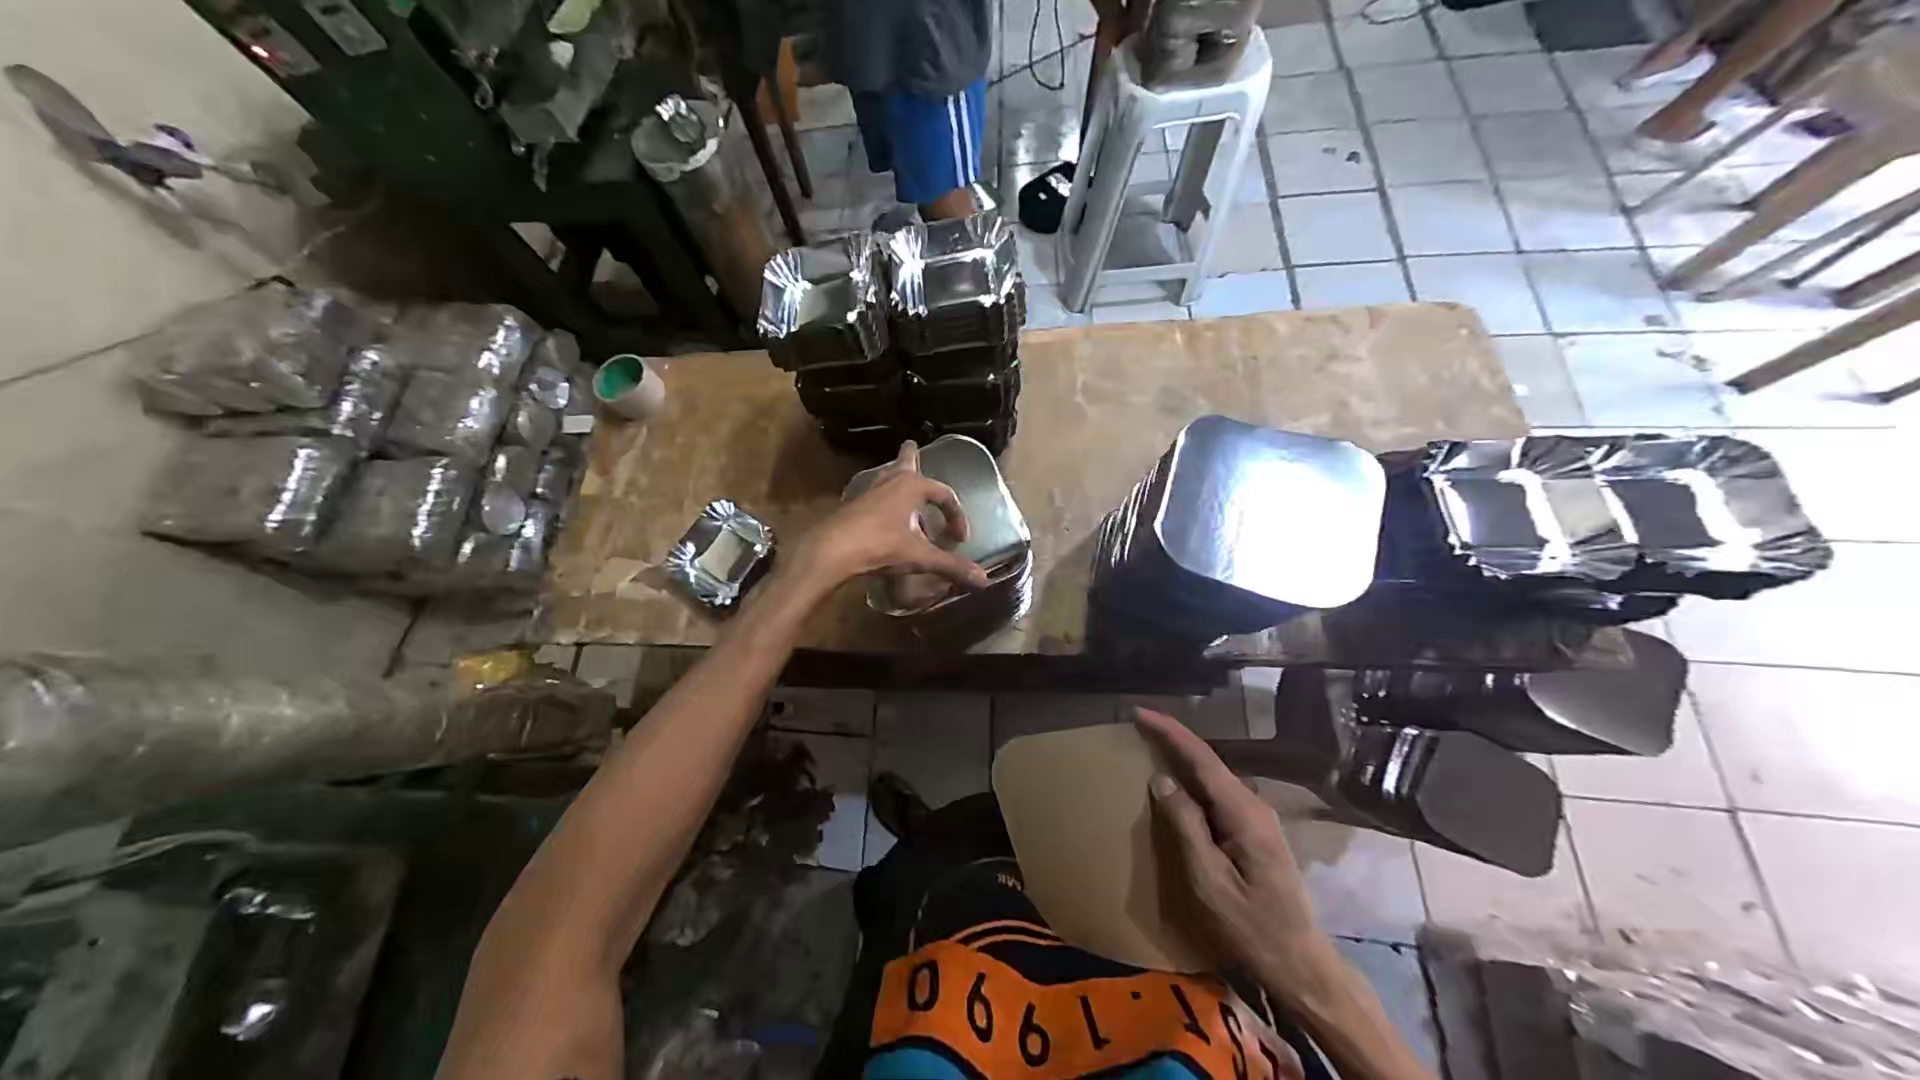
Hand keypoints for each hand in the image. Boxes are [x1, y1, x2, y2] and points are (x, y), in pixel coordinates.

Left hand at [793, 442, 991, 592]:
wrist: (832, 551)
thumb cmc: (881, 546)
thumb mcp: (920, 557)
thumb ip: (951, 566)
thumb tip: (983, 581)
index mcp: (912, 486)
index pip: (944, 494)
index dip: (956, 515)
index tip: (959, 538)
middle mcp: (890, 481)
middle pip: (905, 463)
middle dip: (911, 457)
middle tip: (912, 447)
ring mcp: (868, 492)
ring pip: (887, 478)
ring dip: (897, 479)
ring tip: (902, 480)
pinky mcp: (852, 506)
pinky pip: (875, 496)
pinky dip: (885, 499)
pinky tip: (885, 515)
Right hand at [1135, 708, 1342, 1002]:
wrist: (1300, 967)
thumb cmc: (1251, 928)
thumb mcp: (1209, 882)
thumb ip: (1186, 827)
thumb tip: (1162, 780)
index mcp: (1244, 814)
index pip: (1202, 759)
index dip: (1170, 732)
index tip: (1139, 713)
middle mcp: (1254, 807)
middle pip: (1208, 763)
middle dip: (1173, 741)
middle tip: (1137, 728)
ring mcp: (1258, 820)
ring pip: (1213, 779)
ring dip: (1182, 762)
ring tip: (1150, 750)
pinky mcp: (1255, 834)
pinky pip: (1217, 797)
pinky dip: (1192, 784)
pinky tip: (1176, 789)